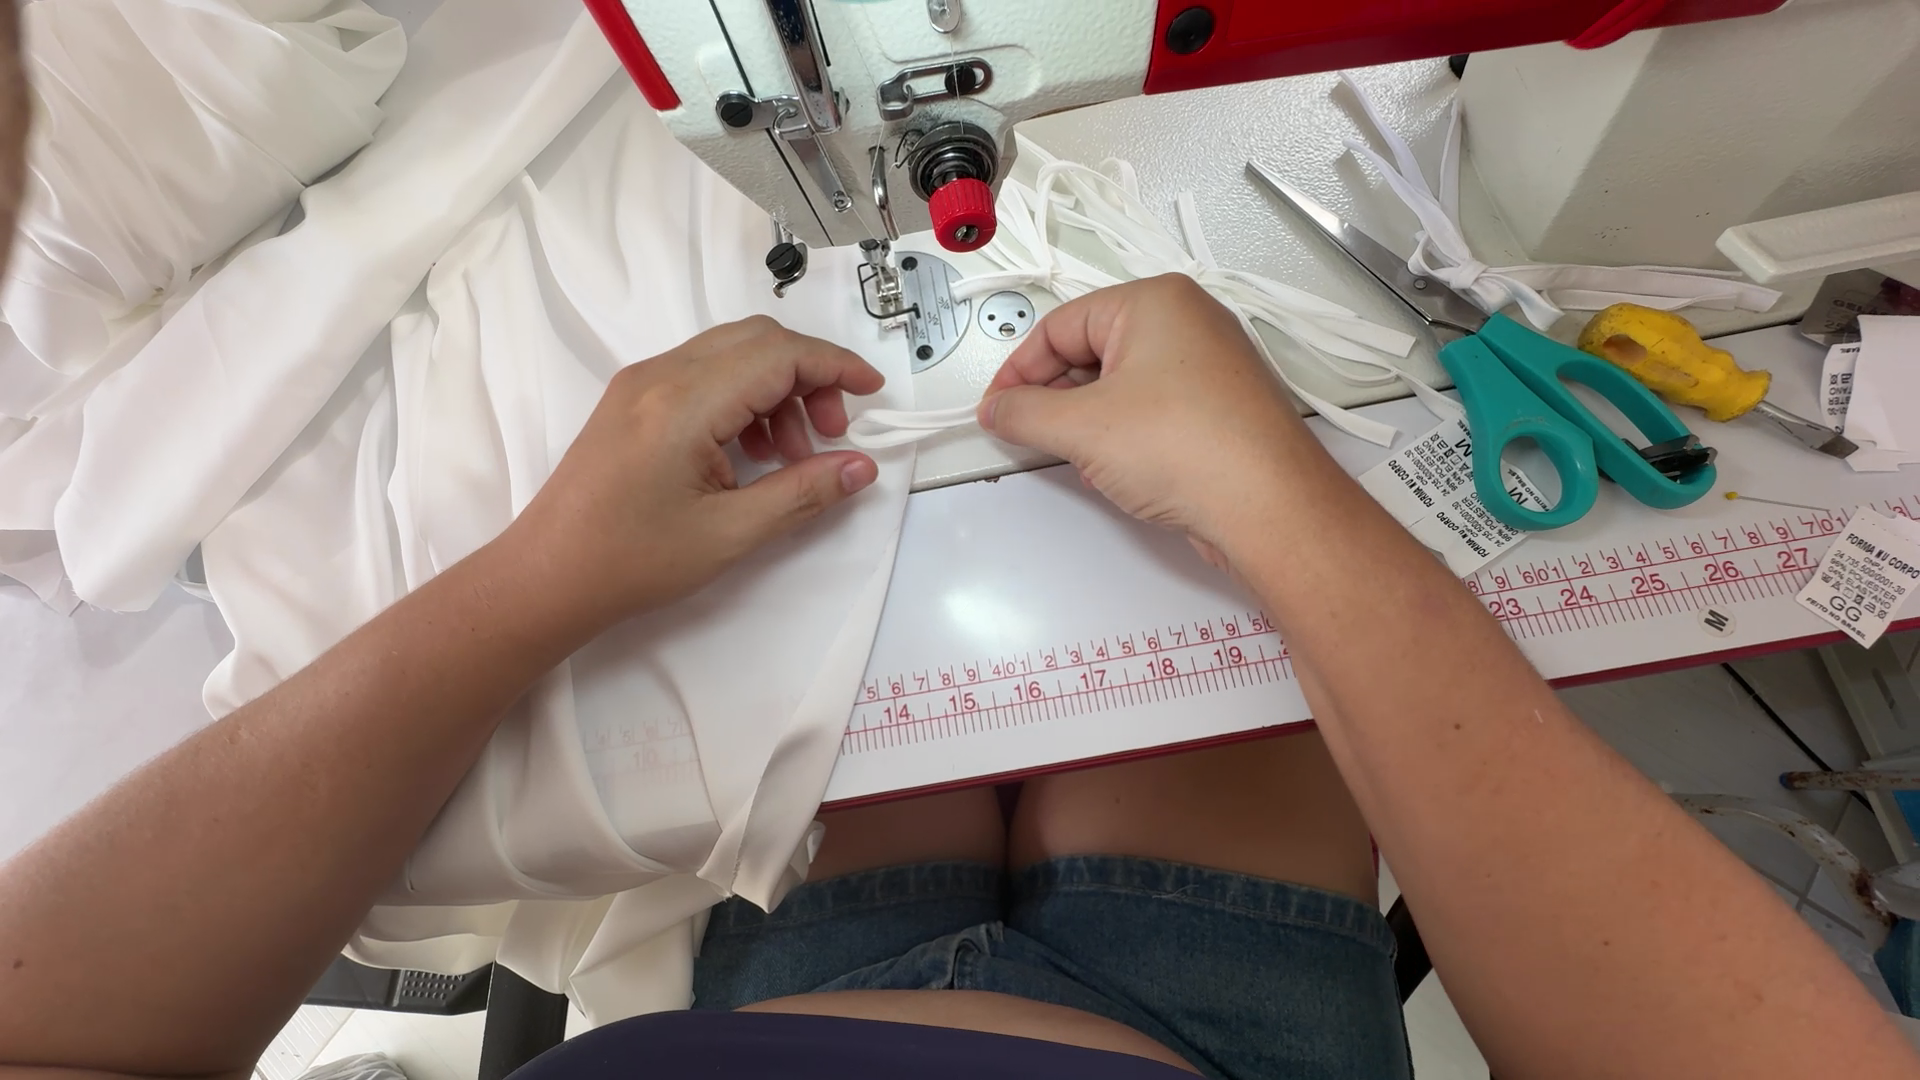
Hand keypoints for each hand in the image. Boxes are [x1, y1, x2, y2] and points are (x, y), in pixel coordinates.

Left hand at [503, 316, 883, 628]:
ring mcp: (642, 384)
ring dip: (779, 390)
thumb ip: (804, 493)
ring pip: (733, 354)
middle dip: (810, 376)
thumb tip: (862, 468)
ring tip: (794, 455)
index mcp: (684, 403)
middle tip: (831, 433)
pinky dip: (747, 399)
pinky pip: (707, 376)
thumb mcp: (731, 534)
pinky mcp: (635, 401)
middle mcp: (661, 375)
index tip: (873, 393)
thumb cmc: (634, 561)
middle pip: (758, 340)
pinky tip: (754, 453)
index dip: (835, 365)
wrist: (545, 577)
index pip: (778, 355)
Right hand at [977, 275, 1317, 553]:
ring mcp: (1206, 368)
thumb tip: (996, 409)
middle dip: (1053, 397)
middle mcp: (1186, 325)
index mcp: (1154, 303)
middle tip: (1027, 432)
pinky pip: (1147, 410)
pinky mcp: (1215, 409)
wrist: (1269, 509)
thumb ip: (1023, 413)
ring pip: (1118, 385)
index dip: (1019, 369)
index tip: (997, 408)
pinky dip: (1118, 434)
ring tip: (1074, 453)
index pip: (1060, 326)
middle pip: (1090, 352)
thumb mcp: (1082, 428)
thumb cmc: (1188, 449)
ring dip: (1084, 421)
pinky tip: (1112, 467)